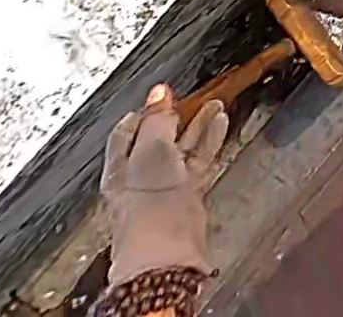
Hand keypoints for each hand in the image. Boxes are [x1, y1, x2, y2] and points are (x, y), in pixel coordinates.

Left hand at [100, 83, 227, 284]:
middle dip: (175, 114)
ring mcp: (167, 183)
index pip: (128, 131)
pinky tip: (221, 122)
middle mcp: (142, 174)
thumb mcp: (150, 151)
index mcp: (121, 166)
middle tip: (190, 95)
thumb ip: (157, 120)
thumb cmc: (148, 205)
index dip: (145, 110)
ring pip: (184, 145)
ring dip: (199, 123)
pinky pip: (201, 157)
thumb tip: (159, 92)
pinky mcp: (189, 190)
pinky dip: (212, 137)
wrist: (167, 250)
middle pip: (159, 136)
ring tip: (215, 103)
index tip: (162, 93)